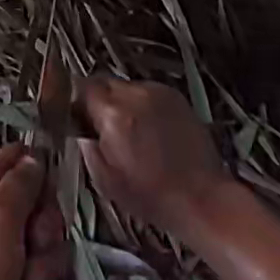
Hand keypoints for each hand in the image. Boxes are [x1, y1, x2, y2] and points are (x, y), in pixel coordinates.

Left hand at [0, 144, 66, 279]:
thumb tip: (35, 155)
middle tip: (33, 245)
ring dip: (42, 268)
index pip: (21, 157)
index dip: (40, 170)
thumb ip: (22, 182)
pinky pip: (44, 275)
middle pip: (43, 204)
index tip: (45, 191)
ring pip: (48, 244)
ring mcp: (6, 248)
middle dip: (46, 230)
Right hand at [76, 77, 230, 237]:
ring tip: (132, 131)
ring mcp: (157, 91)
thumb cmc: (149, 195)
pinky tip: (151, 129)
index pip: (83, 86)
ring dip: (122, 102)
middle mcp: (134, 94)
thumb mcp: (104, 179)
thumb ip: (86, 145)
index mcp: (113, 114)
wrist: (201, 197)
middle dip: (100, 100)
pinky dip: (143, 104)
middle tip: (106, 127)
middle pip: (104, 82)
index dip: (79, 102)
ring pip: (126, 86)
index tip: (81, 119)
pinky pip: (147, 91)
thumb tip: (78, 125)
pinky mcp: (175, 95)